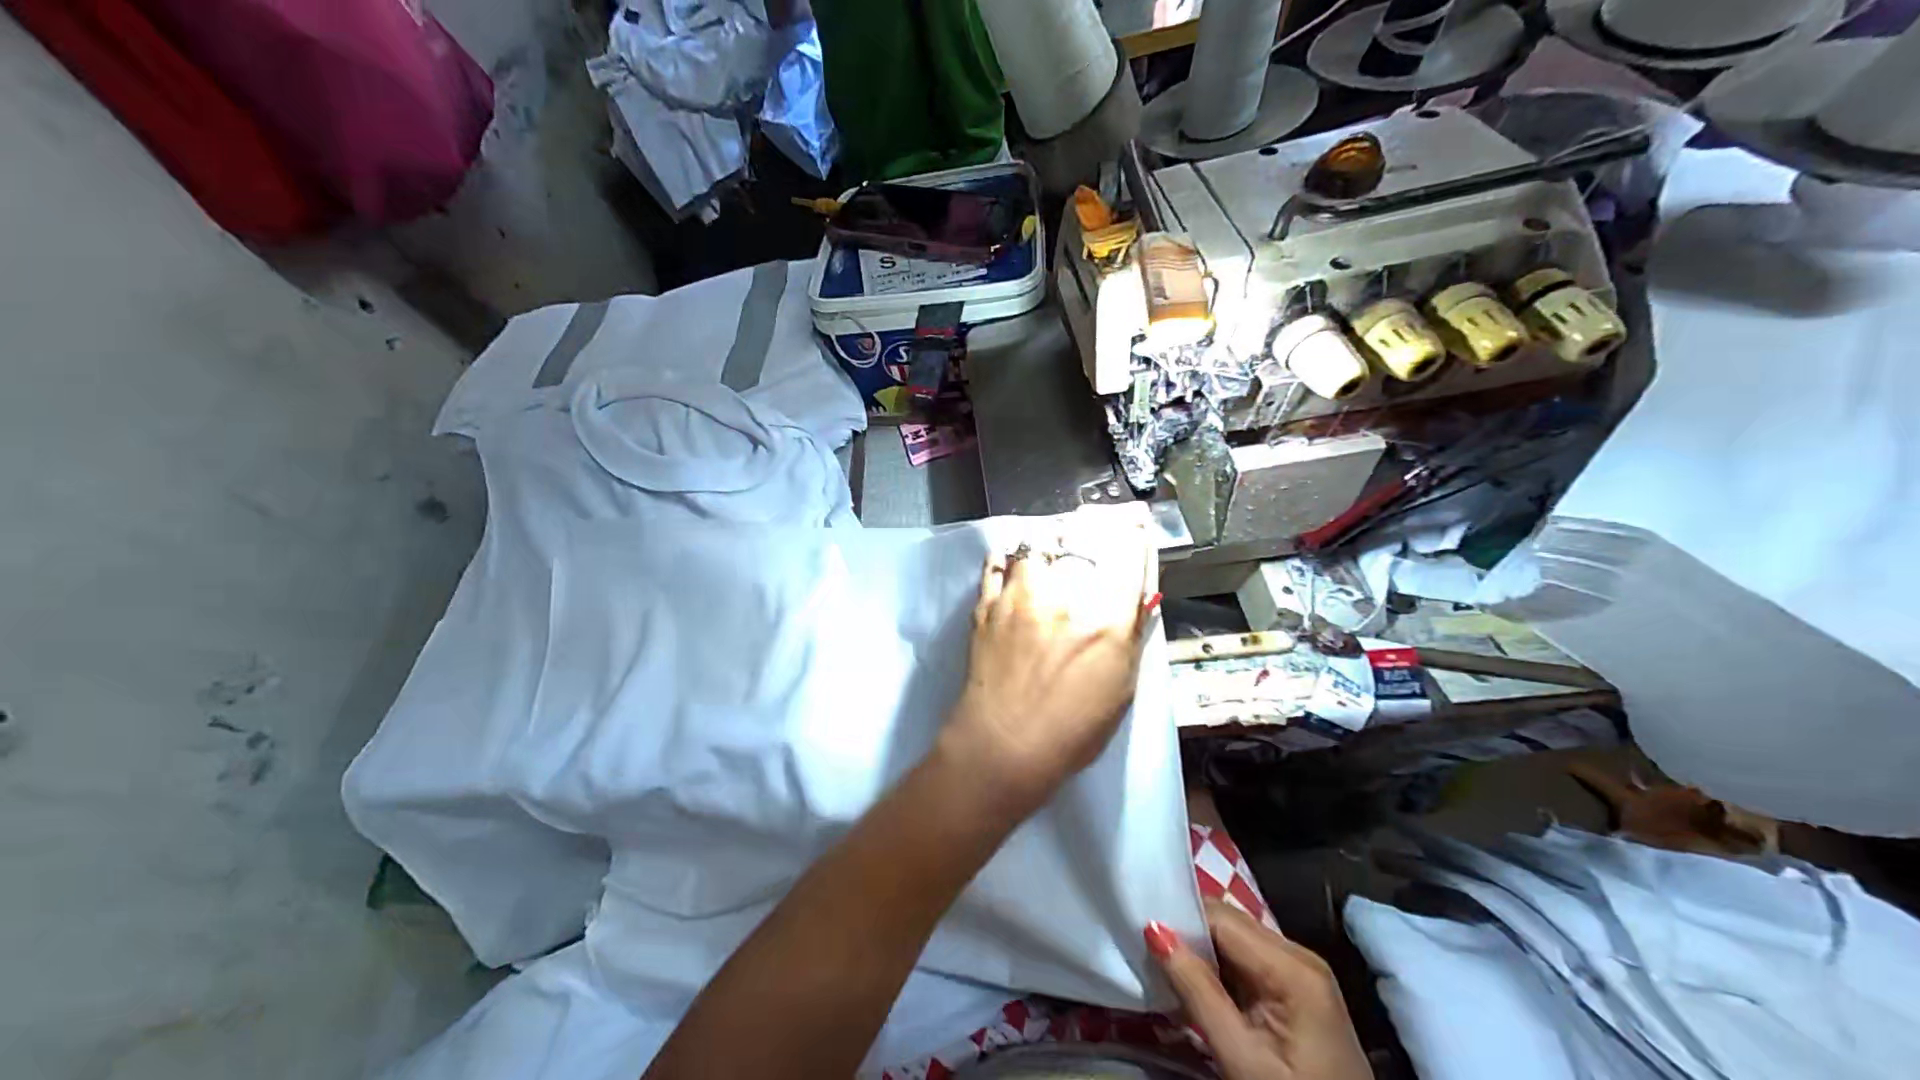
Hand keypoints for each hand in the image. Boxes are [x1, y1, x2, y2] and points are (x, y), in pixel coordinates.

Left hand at [940, 512, 1157, 809]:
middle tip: (1090, 536)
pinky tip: (1011, 560)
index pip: (1127, 564)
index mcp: (1106, 624)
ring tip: (1047, 553)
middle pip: (1081, 545)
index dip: (1133, 540)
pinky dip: (1006, 558)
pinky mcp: (987, 607)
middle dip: (1089, 537)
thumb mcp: (1119, 692)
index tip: (1134, 529)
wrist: (1003, 746)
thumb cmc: (1071, 732)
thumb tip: (1132, 607)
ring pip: (1035, 548)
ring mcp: (1021, 599)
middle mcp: (1065, 600)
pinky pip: (996, 566)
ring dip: (1045, 547)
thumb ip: (1127, 641)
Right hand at [1147, 900, 1372, 1079]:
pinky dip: (1218, 967)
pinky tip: (1196, 984)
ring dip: (1200, 951)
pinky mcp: (1298, 987)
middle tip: (1146, 952)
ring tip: (1164, 968)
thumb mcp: (1240, 1058)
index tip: (1139, 933)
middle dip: (1187, 933)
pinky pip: (1247, 959)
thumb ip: (1197, 992)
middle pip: (1229, 922)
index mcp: (1292, 967)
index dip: (1179, 920)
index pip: (1220, 918)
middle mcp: (1299, 954)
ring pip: (1235, 938)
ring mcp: (1302, 970)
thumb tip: (1153, 930)